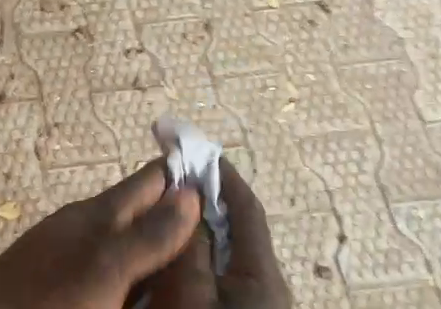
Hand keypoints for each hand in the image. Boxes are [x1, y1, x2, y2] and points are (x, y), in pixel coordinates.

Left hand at [0, 161, 202, 308]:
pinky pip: (116, 261)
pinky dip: (140, 266)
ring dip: (161, 240)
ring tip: (199, 254)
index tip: (222, 175)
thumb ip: (144, 236)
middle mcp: (89, 225)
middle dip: (180, 208)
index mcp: (100, 215)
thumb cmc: (46, 298)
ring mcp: (76, 250)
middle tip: (224, 224)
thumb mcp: (103, 268)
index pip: (151, 180)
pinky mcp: (70, 276)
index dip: (184, 172)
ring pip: (129, 235)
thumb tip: (189, 192)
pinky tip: (151, 283)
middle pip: (143, 207)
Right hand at [145, 160, 290, 308]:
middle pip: (240, 225)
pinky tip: (180, 245)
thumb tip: (186, 198)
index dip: (223, 173)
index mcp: (263, 272)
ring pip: (232, 246)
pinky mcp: (248, 307)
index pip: (248, 208)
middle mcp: (269, 279)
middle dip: (207, 196)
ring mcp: (261, 296)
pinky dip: (205, 247)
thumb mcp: (190, 291)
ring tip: (171, 205)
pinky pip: (228, 266)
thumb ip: (190, 244)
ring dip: (204, 222)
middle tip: (173, 175)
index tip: (193, 147)